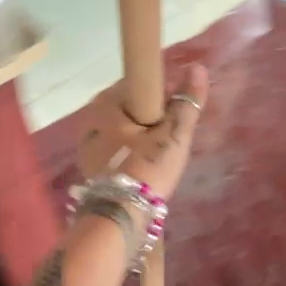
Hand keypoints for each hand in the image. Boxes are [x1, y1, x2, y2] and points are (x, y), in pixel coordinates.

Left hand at [77, 63, 207, 201]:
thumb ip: (187, 103)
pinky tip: (144, 169)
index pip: (139, 83)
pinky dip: (131, 153)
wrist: (119, 217)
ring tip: (160, 157)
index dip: (163, 95)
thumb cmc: (146, 170)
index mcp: (105, 102)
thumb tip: (199, 68)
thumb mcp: (173, 136)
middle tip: (171, 140)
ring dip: (142, 137)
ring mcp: (86, 143)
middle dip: (153, 118)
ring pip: (123, 130)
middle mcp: (90, 118)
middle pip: (131, 107)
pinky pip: (116, 149)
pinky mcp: (90, 166)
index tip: (177, 114)